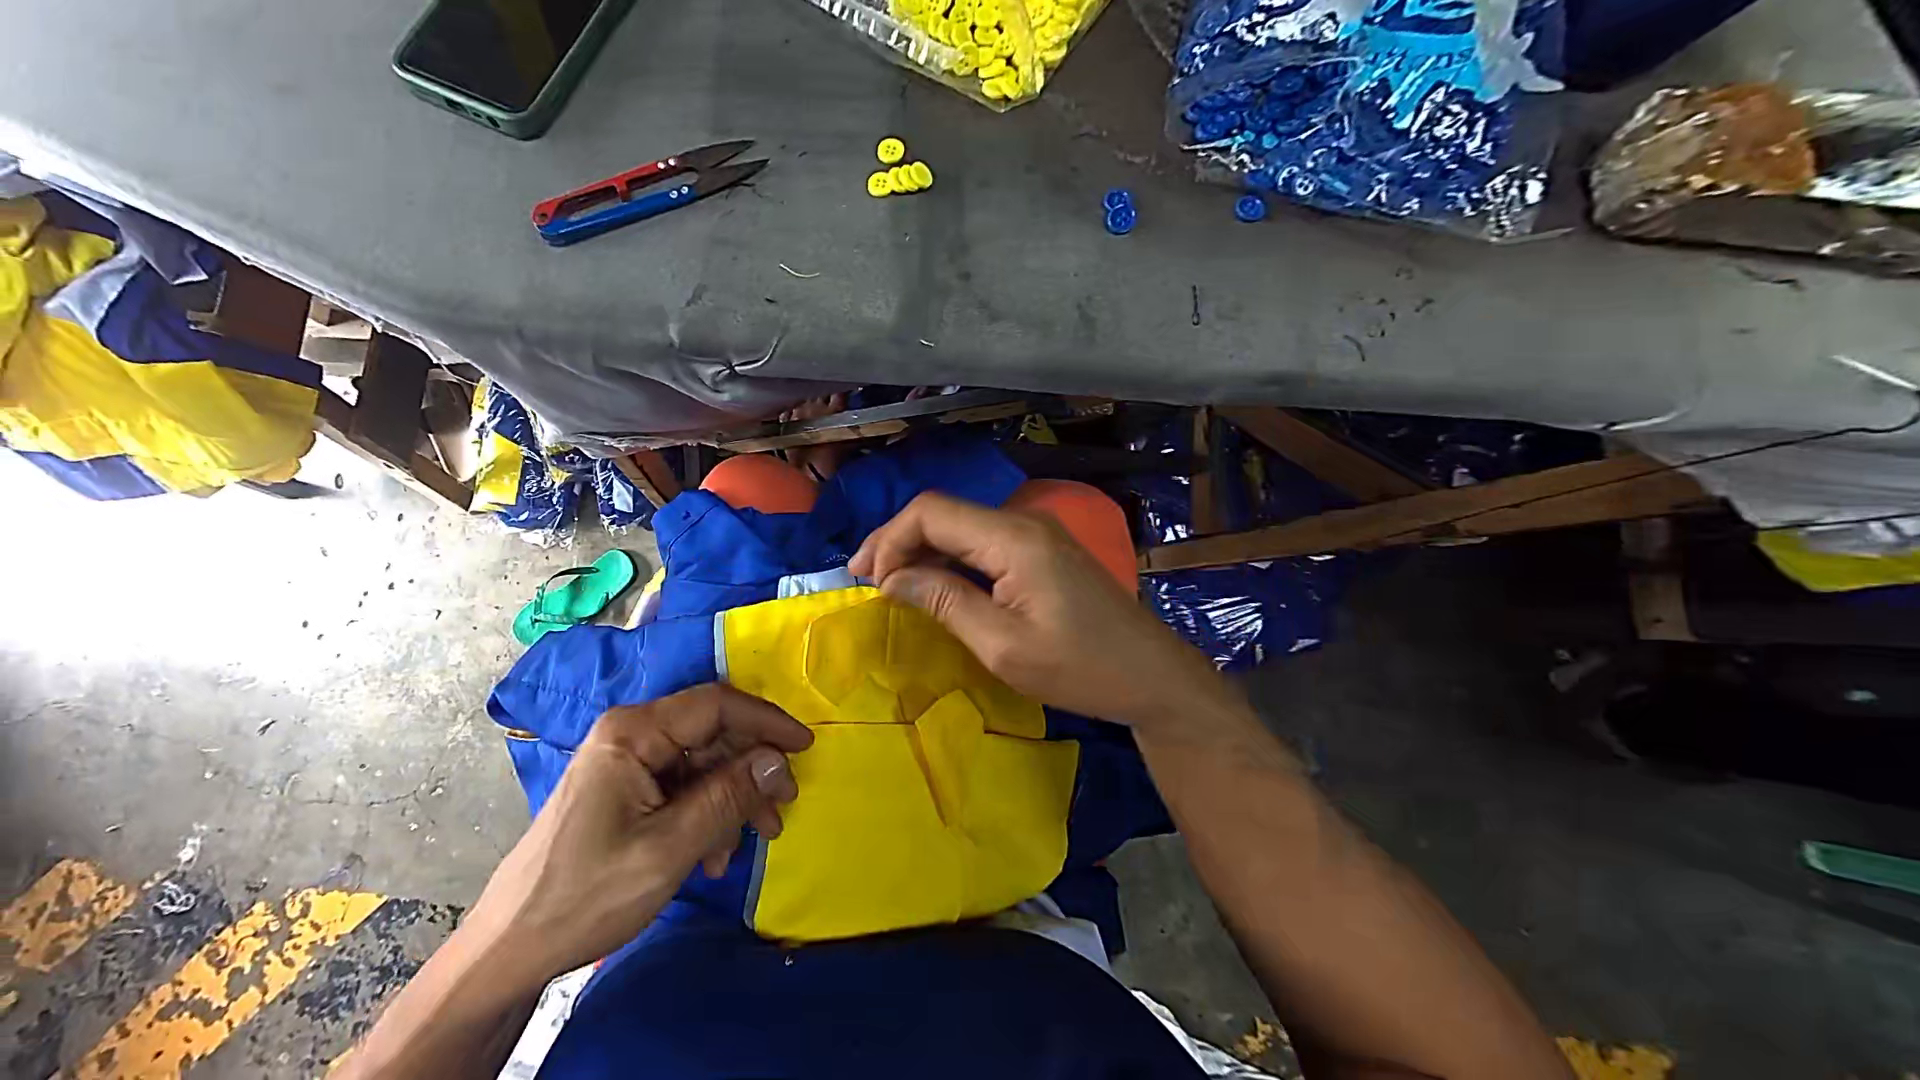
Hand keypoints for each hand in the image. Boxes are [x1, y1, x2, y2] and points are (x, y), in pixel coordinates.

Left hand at [461, 685, 811, 981]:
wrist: (513, 948)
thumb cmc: (587, 895)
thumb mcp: (668, 848)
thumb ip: (727, 797)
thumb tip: (778, 761)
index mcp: (634, 733)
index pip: (717, 705)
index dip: (766, 722)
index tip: (805, 746)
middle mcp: (632, 735)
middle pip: (713, 734)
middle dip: (752, 769)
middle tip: (782, 806)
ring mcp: (629, 761)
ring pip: (704, 762)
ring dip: (734, 797)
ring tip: (756, 837)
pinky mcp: (628, 788)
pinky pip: (685, 786)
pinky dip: (710, 813)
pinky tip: (715, 853)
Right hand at [849, 492, 1230, 730]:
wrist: (1151, 676)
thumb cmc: (1080, 668)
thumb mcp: (1003, 646)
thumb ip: (945, 602)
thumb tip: (893, 578)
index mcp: (1014, 537)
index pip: (932, 511)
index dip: (890, 539)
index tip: (868, 581)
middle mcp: (1025, 521)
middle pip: (945, 514)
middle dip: (899, 542)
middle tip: (867, 581)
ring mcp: (1038, 533)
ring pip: (963, 527)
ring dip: (923, 551)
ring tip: (891, 584)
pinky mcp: (1044, 551)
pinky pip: (985, 543)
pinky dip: (953, 560)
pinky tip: (935, 584)